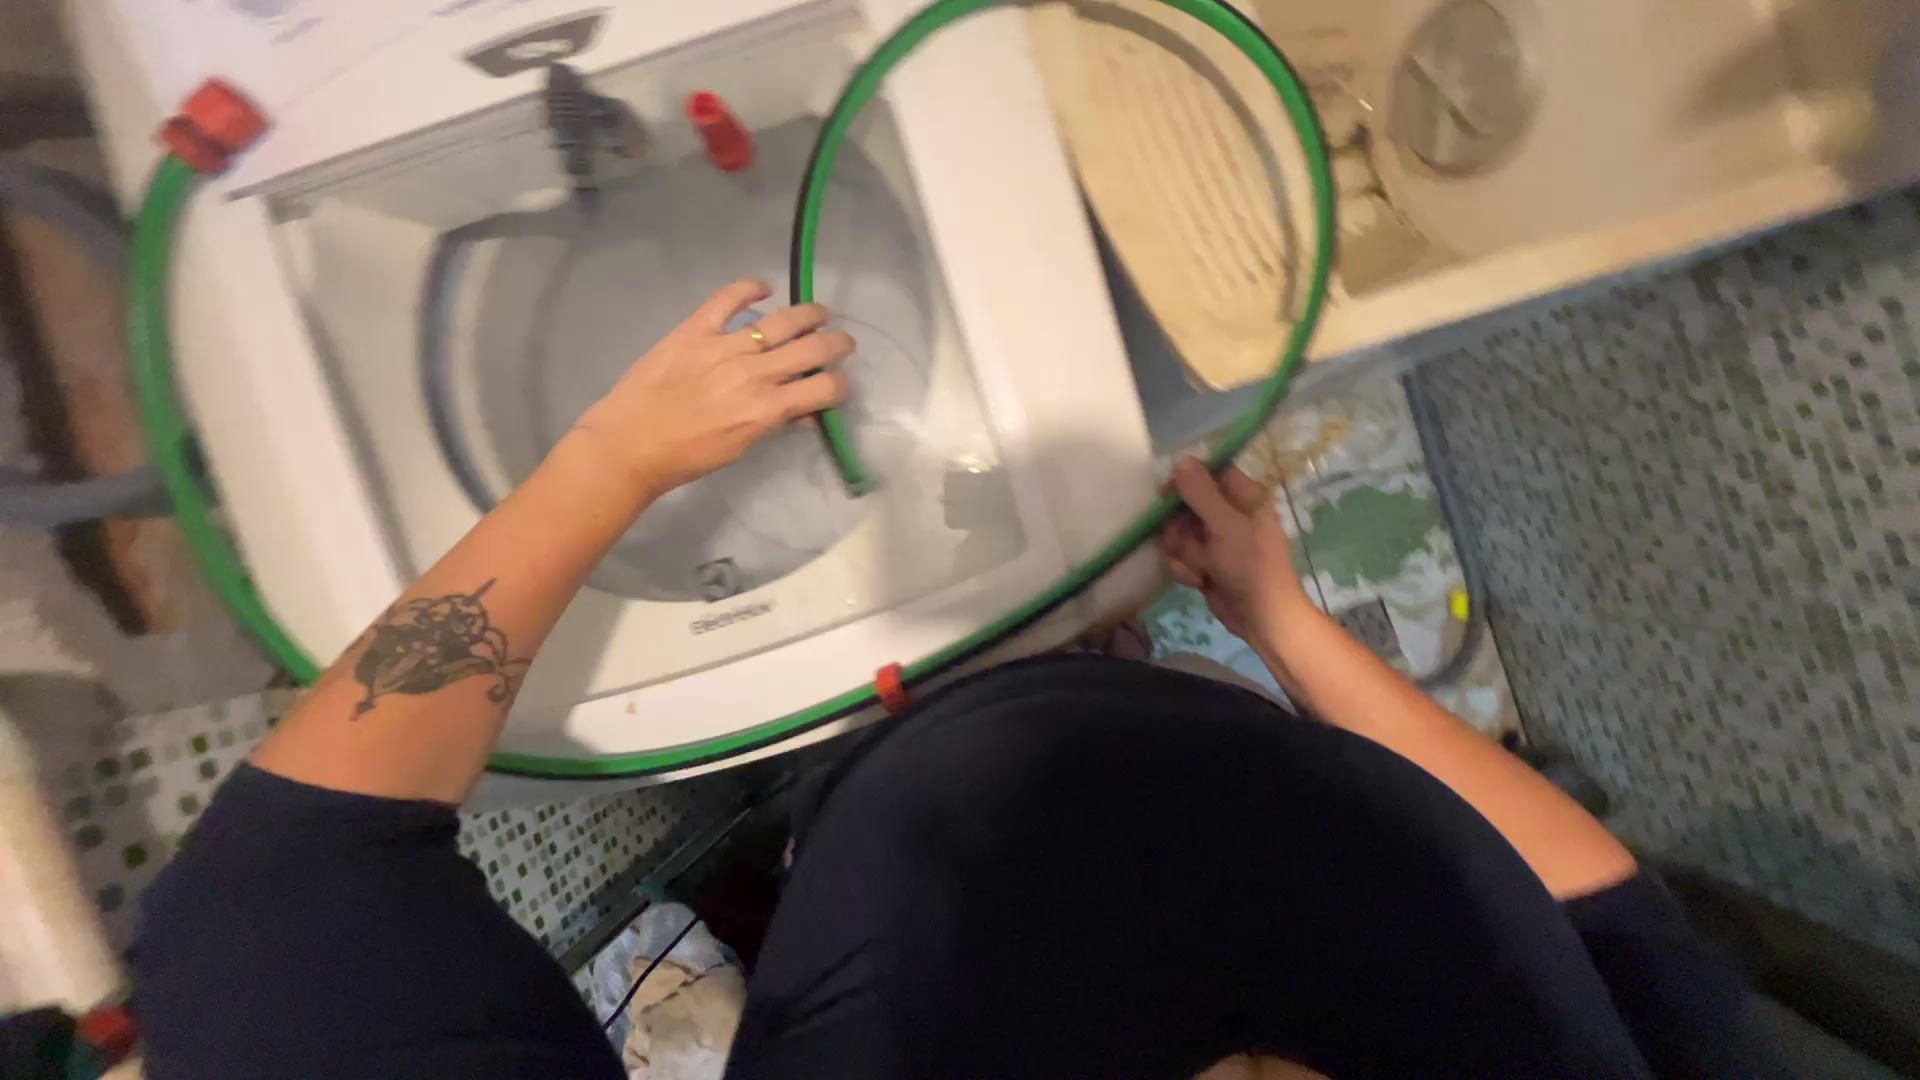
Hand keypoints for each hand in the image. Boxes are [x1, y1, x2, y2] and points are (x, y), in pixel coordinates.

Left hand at [568, 279, 852, 501]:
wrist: (631, 443)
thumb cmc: (690, 456)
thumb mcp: (742, 447)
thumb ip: (776, 423)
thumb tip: (803, 411)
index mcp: (768, 407)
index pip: (825, 387)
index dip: (840, 384)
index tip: (839, 382)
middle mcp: (755, 372)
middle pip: (813, 348)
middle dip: (838, 344)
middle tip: (844, 342)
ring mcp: (725, 346)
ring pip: (781, 320)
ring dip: (809, 314)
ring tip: (819, 313)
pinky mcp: (695, 330)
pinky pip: (727, 299)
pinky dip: (749, 287)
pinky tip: (764, 286)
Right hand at [1161, 458, 1312, 648]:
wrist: (1261, 617)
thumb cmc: (1250, 565)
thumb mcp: (1225, 525)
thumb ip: (1201, 493)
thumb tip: (1181, 459)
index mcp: (1246, 499)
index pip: (1211, 474)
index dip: (1187, 480)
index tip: (1166, 492)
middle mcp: (1231, 516)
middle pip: (1189, 505)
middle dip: (1179, 526)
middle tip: (1177, 539)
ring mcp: (1218, 541)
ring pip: (1180, 533)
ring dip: (1181, 551)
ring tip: (1197, 566)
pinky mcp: (1207, 564)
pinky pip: (1182, 556)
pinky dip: (1186, 568)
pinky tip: (1198, 580)